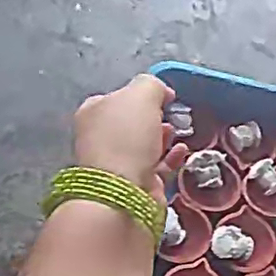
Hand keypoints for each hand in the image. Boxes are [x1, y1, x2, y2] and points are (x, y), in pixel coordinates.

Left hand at [73, 74, 178, 195]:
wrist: (125, 190)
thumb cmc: (127, 136)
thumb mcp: (141, 94)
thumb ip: (152, 85)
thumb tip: (163, 93)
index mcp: (94, 112)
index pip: (120, 98)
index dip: (143, 96)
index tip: (164, 99)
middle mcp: (102, 138)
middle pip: (134, 124)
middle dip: (155, 119)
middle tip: (171, 117)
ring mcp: (118, 165)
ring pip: (146, 147)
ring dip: (164, 139)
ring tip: (177, 134)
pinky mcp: (136, 185)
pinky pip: (158, 167)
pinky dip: (171, 158)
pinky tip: (181, 151)